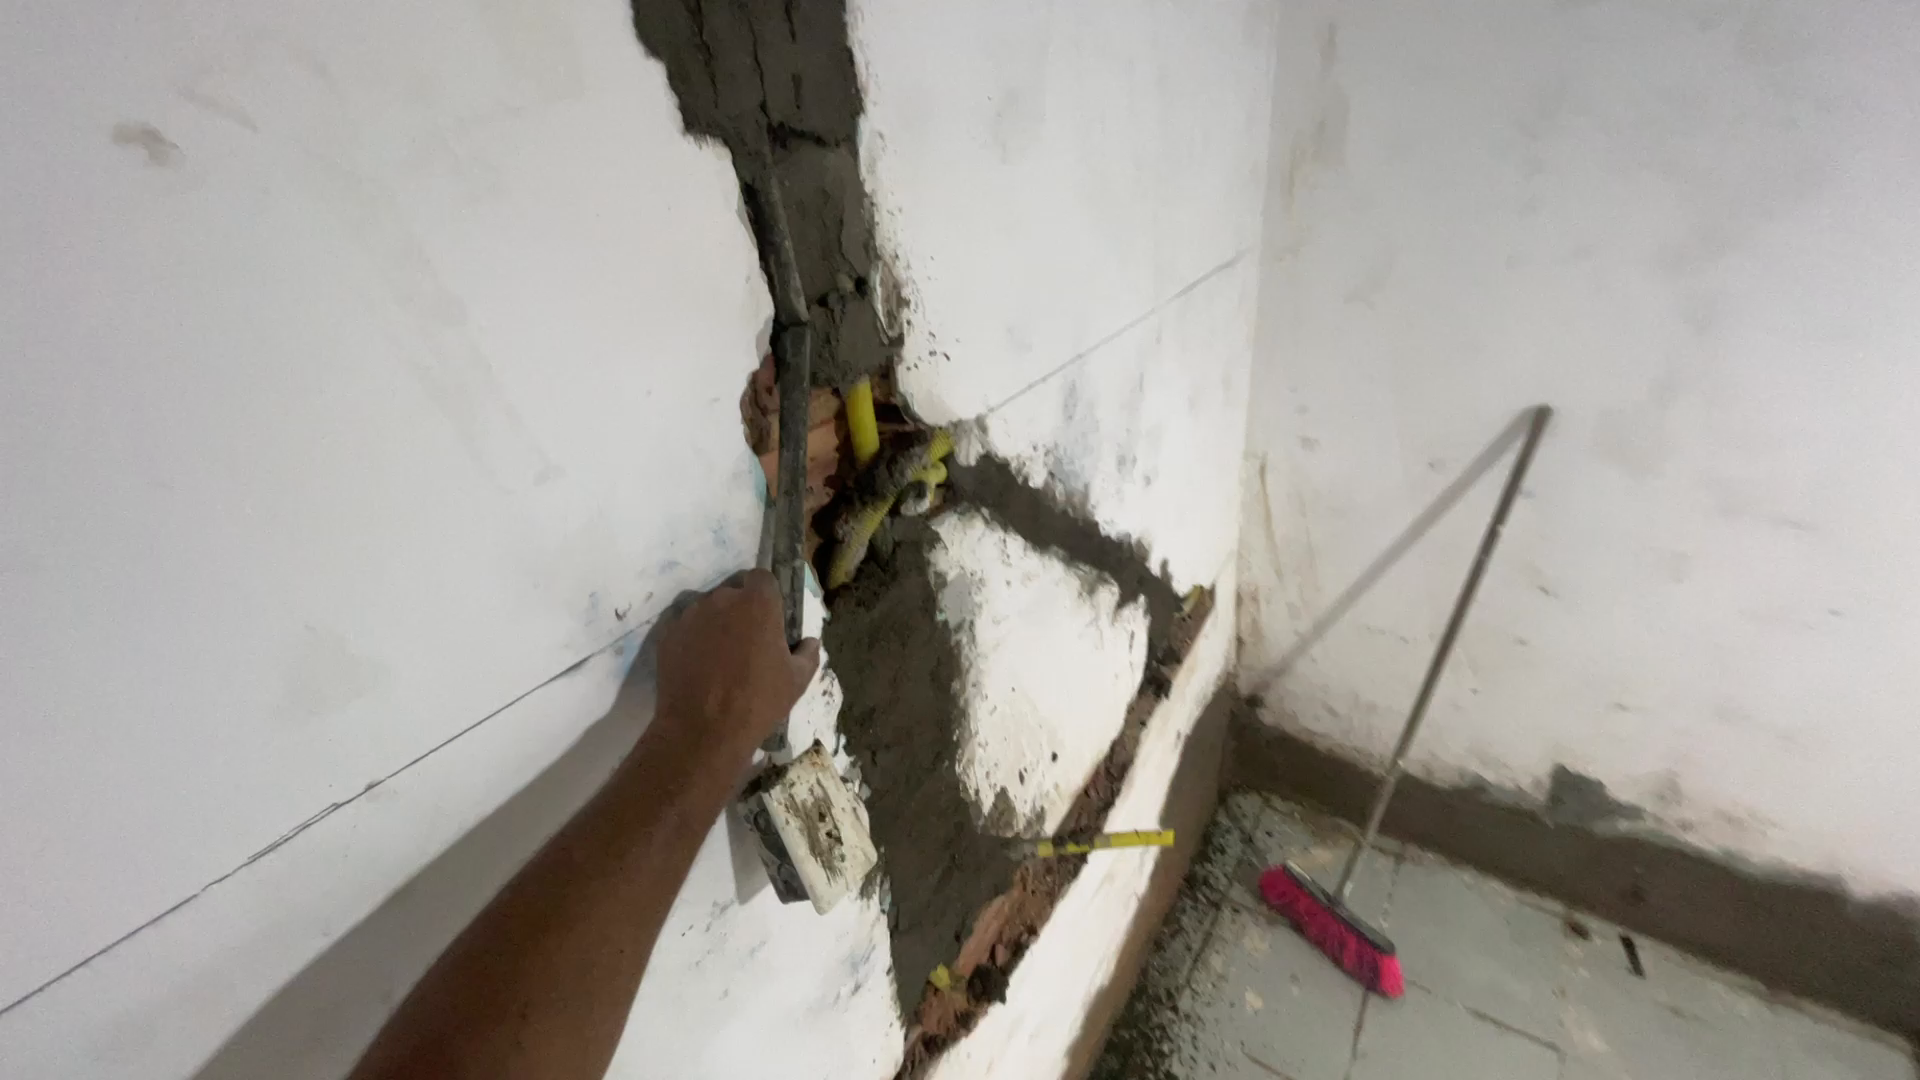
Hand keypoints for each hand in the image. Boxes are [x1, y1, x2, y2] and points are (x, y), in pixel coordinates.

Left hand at [653, 570, 821, 755]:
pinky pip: (685, 627)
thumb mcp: (798, 680)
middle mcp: (722, 599)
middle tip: (747, 641)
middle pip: (733, 592)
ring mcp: (690, 616)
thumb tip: (808, 642)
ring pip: (707, 609)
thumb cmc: (758, 701)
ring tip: (720, 657)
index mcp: (758, 603)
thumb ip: (808, 653)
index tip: (769, 615)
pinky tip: (699, 665)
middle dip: (740, 609)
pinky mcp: (667, 635)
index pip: (762, 577)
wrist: (703, 731)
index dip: (766, 593)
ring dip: (716, 623)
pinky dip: (693, 639)